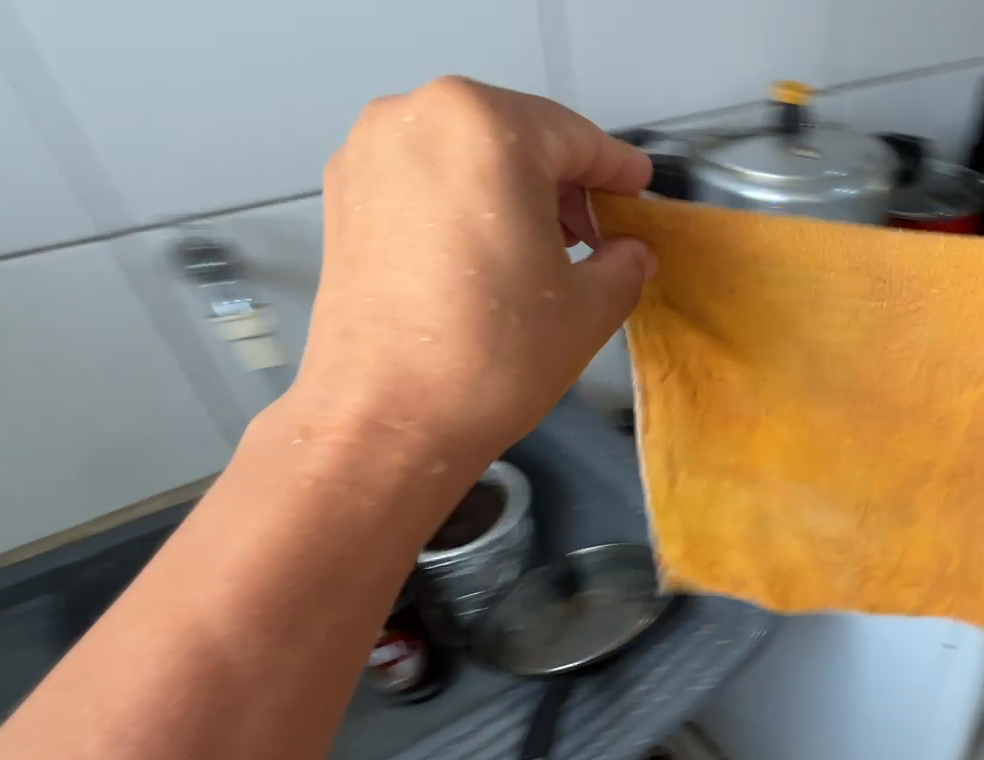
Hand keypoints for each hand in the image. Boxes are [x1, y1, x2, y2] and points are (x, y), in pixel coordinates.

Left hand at [290, 77, 653, 461]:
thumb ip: (624, 263)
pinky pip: (427, 180)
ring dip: (515, 192)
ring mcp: (370, 154)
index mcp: (487, 128)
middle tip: (596, 234)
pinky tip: (490, 258)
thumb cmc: (495, 355)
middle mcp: (417, 118)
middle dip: (564, 182)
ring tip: (543, 251)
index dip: (617, 169)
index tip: (638, 187)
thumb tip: (630, 252)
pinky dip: (467, 204)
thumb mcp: (590, 308)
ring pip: (469, 154)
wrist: (393, 416)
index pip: (575, 137)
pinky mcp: (345, 196)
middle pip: (517, 136)